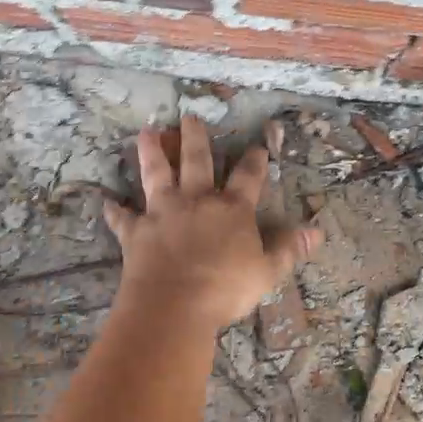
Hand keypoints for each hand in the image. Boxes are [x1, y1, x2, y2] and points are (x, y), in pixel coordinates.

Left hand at [102, 115, 323, 331]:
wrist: (175, 304)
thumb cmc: (225, 289)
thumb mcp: (267, 272)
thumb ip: (288, 249)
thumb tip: (315, 231)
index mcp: (232, 210)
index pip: (248, 178)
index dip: (254, 161)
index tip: (258, 146)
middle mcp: (197, 202)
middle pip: (197, 162)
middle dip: (195, 139)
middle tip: (189, 117)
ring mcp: (163, 213)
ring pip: (157, 175)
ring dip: (151, 153)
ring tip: (146, 133)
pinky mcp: (136, 232)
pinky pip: (123, 218)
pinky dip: (115, 211)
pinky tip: (107, 202)